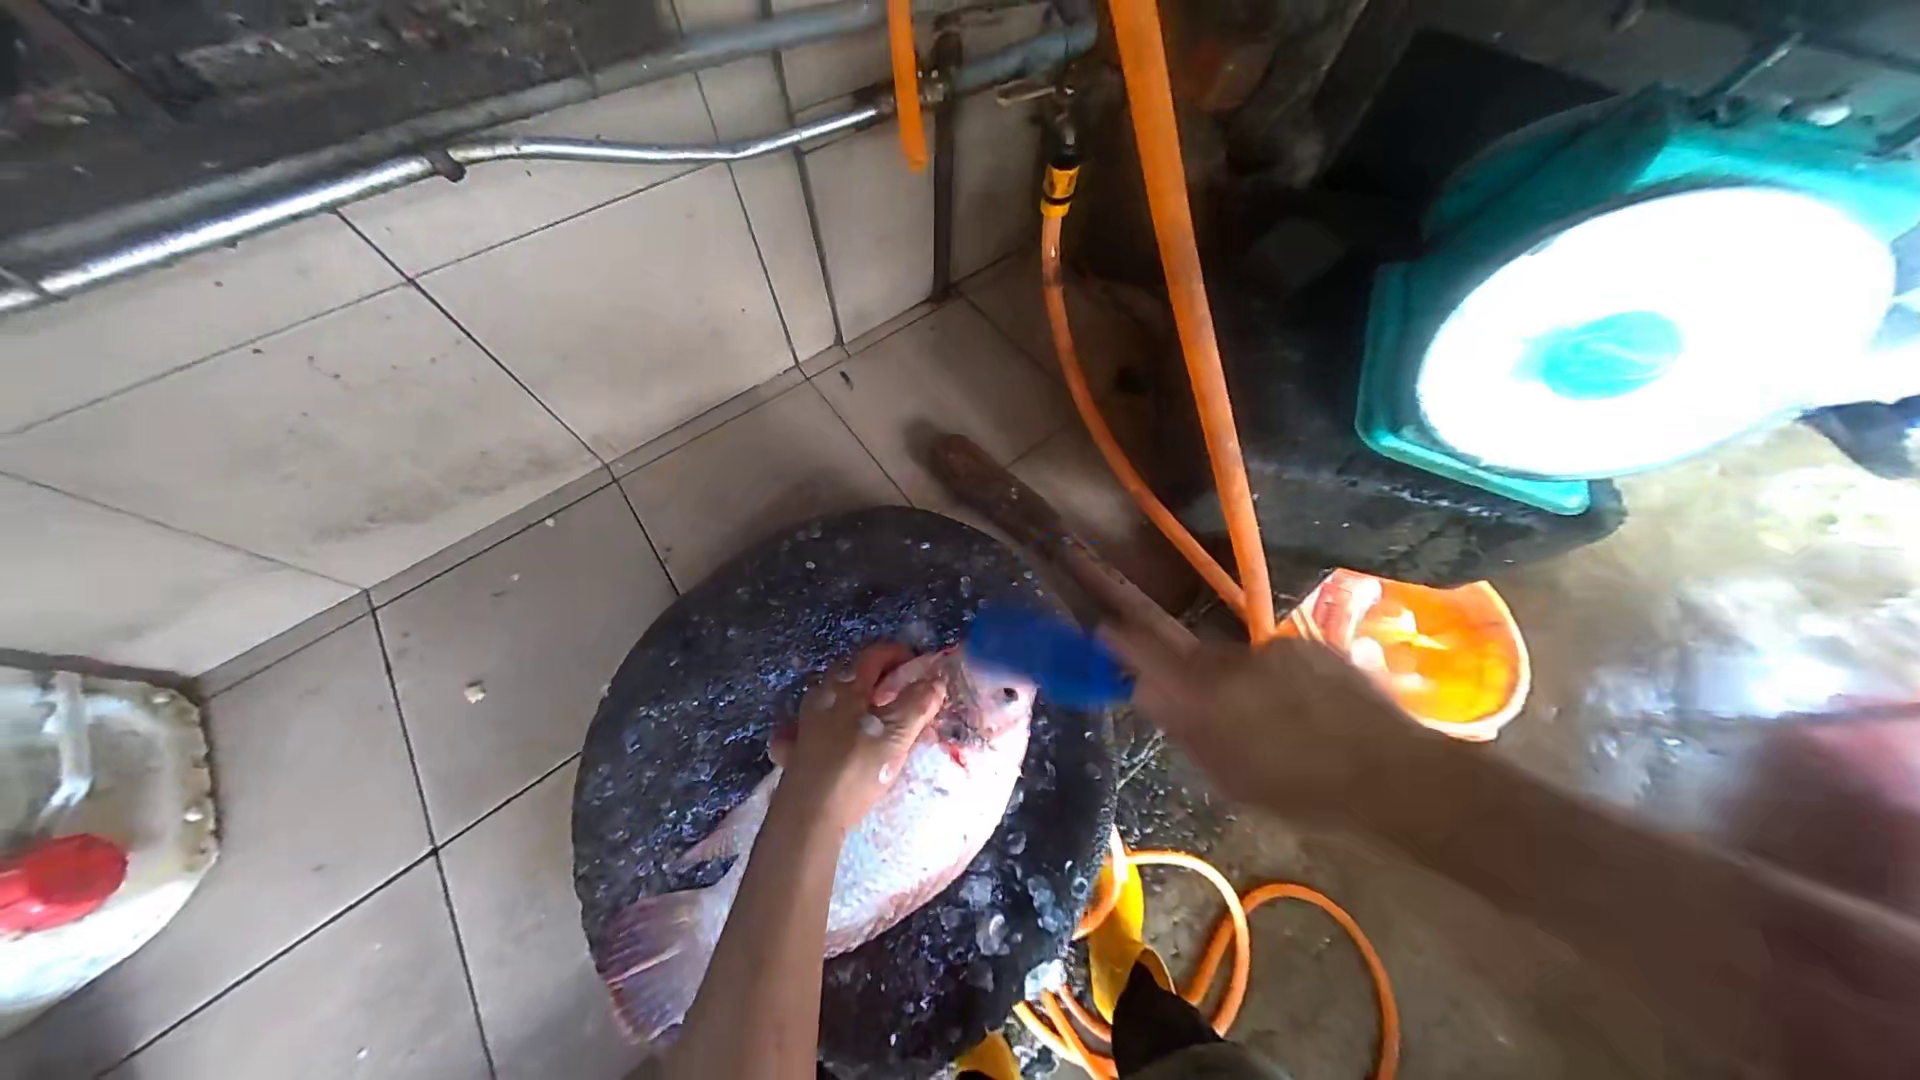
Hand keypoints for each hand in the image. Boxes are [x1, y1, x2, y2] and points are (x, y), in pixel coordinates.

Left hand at [773, 643, 947, 829]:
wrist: (808, 815)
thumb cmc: (856, 766)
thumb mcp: (896, 734)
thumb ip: (918, 703)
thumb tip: (936, 680)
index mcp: (846, 684)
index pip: (874, 654)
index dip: (899, 653)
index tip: (920, 665)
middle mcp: (822, 694)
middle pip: (853, 672)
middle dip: (880, 675)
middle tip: (906, 690)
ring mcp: (805, 721)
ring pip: (835, 696)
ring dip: (858, 698)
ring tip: (880, 715)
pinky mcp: (796, 748)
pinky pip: (815, 724)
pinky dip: (831, 722)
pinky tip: (836, 736)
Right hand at [1102, 624, 1418, 819]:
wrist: (1397, 778)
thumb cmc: (1303, 793)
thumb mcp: (1229, 777)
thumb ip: (1182, 729)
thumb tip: (1146, 691)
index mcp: (1208, 694)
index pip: (1149, 653)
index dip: (1123, 640)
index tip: (1106, 631)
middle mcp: (1236, 660)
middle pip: (1194, 656)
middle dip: (1193, 677)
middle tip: (1212, 712)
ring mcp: (1275, 649)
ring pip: (1237, 660)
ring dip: (1240, 682)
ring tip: (1273, 722)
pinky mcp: (1311, 645)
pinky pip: (1275, 658)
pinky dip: (1278, 679)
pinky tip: (1306, 710)